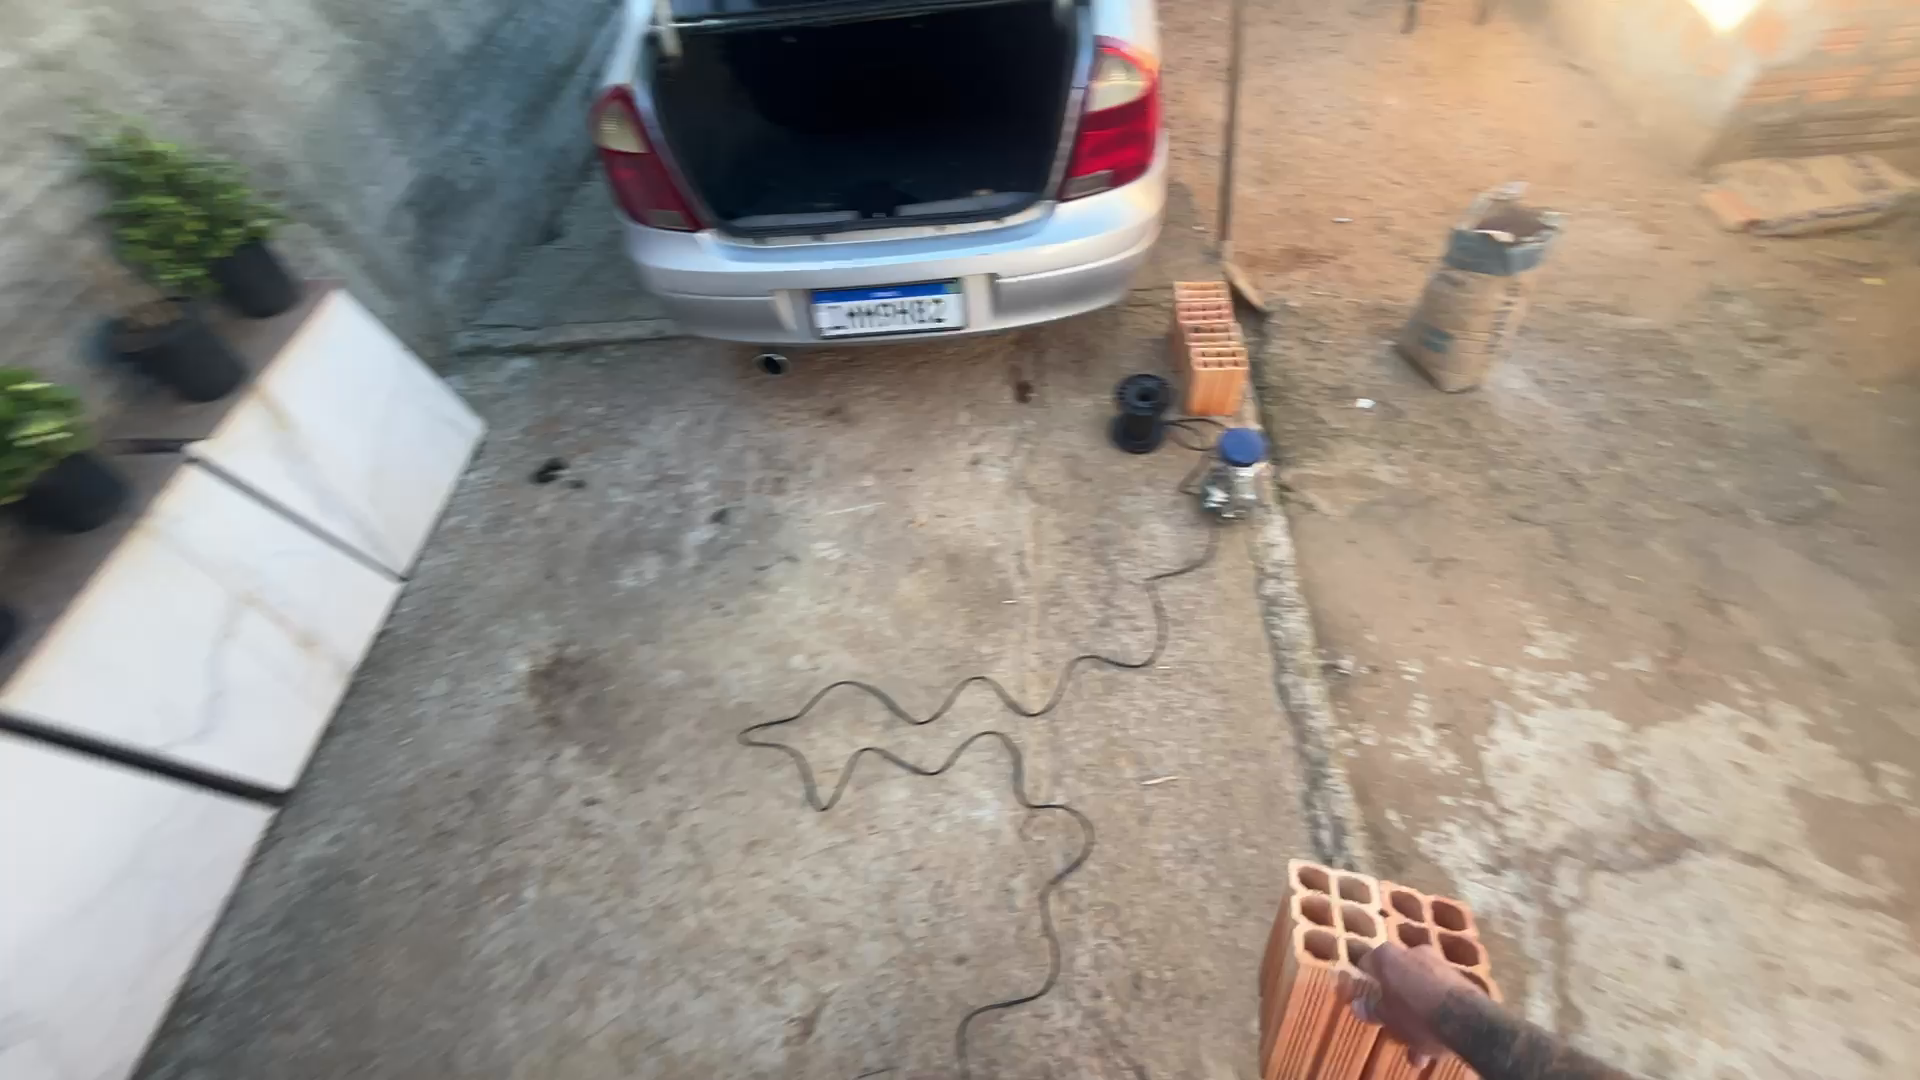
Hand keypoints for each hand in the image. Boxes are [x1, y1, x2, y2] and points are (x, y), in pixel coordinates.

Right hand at [1338, 940, 1476, 1065]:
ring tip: (1420, 1049)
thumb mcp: (1388, 1017)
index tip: (1368, 1002)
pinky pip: (1440, 996)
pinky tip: (1438, 1042)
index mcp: (1386, 955)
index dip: (1366, 984)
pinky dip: (1437, 1013)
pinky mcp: (1459, 979)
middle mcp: (1409, 951)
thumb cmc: (1416, 1015)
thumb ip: (1371, 1009)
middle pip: (1396, 978)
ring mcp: (1437, 963)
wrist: (1468, 1021)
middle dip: (1396, 1004)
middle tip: (1396, 1028)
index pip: (1367, 963)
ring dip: (1418, 1014)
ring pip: (1420, 990)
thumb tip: (1357, 1005)